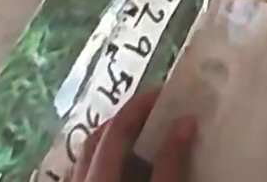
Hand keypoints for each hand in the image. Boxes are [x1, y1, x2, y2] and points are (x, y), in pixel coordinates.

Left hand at [70, 86, 192, 181]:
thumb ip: (170, 162)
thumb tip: (186, 119)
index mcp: (98, 176)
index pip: (116, 128)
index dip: (140, 105)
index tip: (165, 92)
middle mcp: (80, 180)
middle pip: (96, 140)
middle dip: (124, 121)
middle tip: (153, 114)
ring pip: (87, 161)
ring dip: (111, 144)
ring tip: (141, 141)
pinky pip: (86, 177)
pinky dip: (103, 165)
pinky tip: (124, 170)